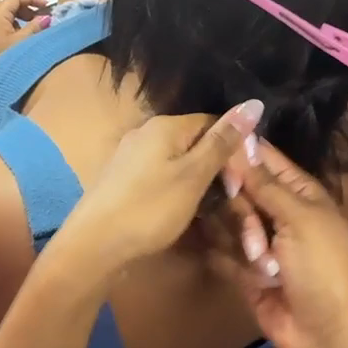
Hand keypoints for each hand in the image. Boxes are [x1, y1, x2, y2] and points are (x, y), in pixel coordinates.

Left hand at [0, 0, 51, 70]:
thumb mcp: (20, 43)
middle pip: (10, 7)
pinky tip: (18, 43)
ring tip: (32, 33)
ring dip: (21, 21)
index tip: (47, 7)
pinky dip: (12, 29)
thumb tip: (46, 18)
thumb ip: (34, 28)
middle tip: (41, 21)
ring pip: (5, 18)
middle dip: (28, 11)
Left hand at [55, 100, 261, 270]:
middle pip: (193, 141)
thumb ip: (222, 142)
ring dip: (196, 181)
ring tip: (208, 208)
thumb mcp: (193, 176)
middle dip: (215, 166)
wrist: (93, 245)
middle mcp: (144, 132)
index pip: (212, 122)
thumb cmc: (149, 209)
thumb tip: (253, 102)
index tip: (244, 179)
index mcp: (164, 125)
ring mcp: (129, 156)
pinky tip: (178, 210)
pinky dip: (174, 189)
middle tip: (229, 198)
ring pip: (176, 161)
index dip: (234, 147)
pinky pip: (158, 176)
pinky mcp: (121, 180)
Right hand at [210, 140, 347, 347]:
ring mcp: (261, 241)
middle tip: (256, 235)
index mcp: (301, 193)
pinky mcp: (245, 268)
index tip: (219, 157)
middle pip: (240, 190)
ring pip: (227, 221)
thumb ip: (266, 183)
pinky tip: (251, 276)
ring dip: (240, 242)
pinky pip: (223, 251)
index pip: (264, 159)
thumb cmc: (322, 270)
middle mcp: (279, 212)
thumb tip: (241, 142)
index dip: (241, 156)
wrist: (323, 335)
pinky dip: (232, 262)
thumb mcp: (300, 220)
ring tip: (262, 267)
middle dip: (242, 212)